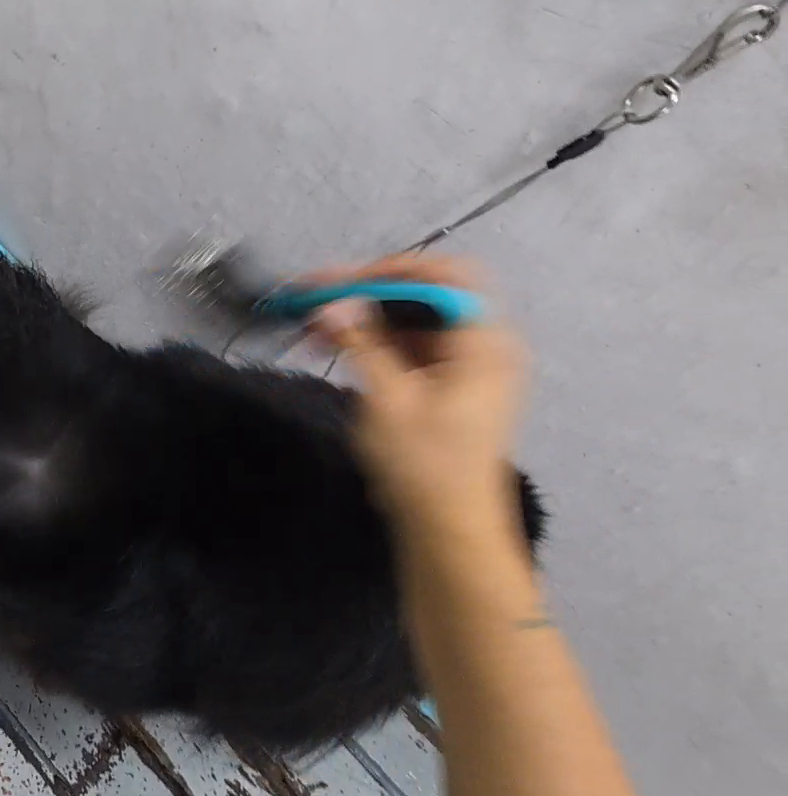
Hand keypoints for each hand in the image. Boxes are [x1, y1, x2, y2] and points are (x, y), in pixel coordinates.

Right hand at [307, 255, 529, 543]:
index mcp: (483, 343)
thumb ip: (363, 343)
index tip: (334, 284)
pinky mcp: (446, 385)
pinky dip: (370, 341)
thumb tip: (336, 302)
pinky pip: (408, 346)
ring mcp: (465, 366)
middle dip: (365, 293)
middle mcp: (482, 346)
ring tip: (311, 328)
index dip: (386, 272)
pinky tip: (332, 347)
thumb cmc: (422, 462)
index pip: (442, 277)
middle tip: (312, 302)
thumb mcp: (387, 398)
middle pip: (424, 296)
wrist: (445, 523)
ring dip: (361, 318)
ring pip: (411, 321)